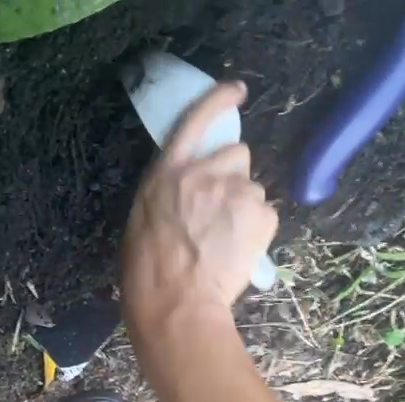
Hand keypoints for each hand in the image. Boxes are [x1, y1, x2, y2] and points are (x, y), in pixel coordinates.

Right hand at [121, 81, 278, 338]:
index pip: (196, 120)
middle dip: (232, 176)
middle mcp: (203, 172)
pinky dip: (255, 230)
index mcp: (166, 174)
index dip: (218, 101)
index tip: (236, 92)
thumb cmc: (145, 277)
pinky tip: (236, 253)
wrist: (175, 306)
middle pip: (236, 154)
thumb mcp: (140, 225)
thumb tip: (185, 196)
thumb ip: (167, 197)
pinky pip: (264, 214)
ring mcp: (236, 190)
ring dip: (242, 207)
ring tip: (223, 242)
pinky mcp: (261, 213)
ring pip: (251, 187)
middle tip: (217, 212)